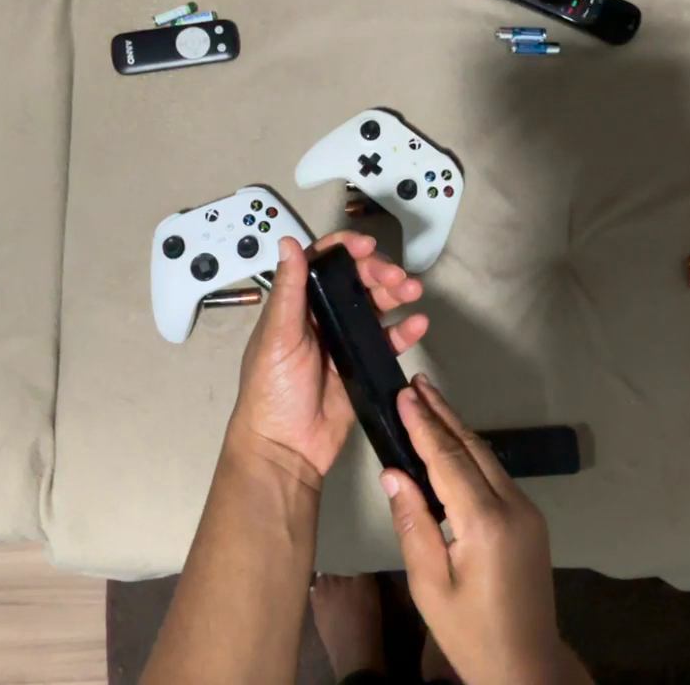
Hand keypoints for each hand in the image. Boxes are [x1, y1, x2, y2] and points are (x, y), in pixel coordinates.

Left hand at [228, 232, 427, 490]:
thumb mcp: (277, 335)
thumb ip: (288, 289)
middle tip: (397, 277)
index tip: (366, 245)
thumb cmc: (271, 389)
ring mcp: (344, 338)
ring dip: (396, 293)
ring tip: (413, 292)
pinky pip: (388, 339)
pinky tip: (417, 324)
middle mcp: (322, 315)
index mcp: (297, 303)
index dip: (346, 249)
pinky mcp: (363, 362)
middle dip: (378, 270)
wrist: (286, 447)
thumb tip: (288, 242)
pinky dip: (405, 330)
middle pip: (356, 279)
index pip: (323, 263)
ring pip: (375, 304)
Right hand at [383, 377, 590, 684]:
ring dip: (455, 428)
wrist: (527, 666)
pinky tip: (451, 441)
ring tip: (428, 401)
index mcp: (485, 523)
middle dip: (441, 413)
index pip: (447, 460)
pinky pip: (494, 473)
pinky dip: (469, 451)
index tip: (404, 394)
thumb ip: (412, 523)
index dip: (423, 424)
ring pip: (486, 456)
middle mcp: (512, 505)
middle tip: (416, 383)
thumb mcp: (429, 585)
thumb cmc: (469, 632)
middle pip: (471, 447)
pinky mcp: (529, 517)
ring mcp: (526, 510)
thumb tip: (393, 471)